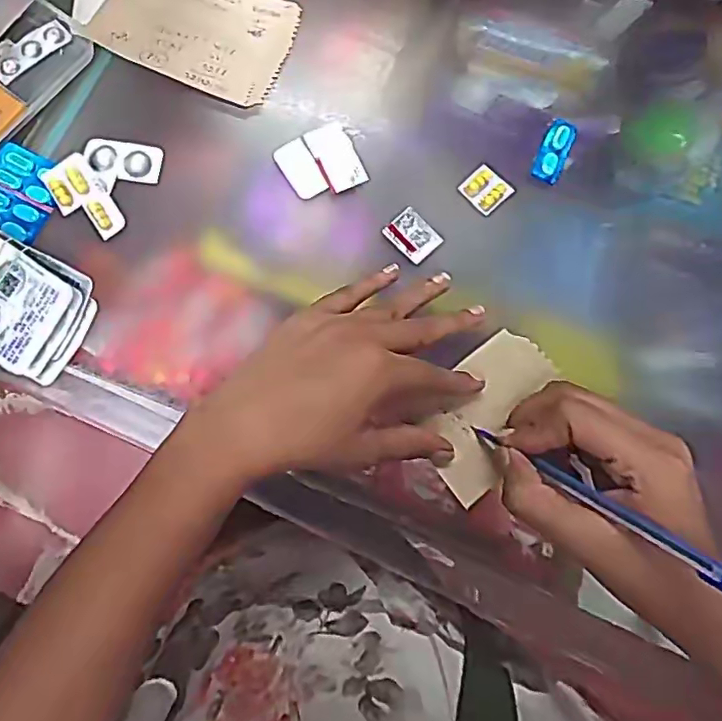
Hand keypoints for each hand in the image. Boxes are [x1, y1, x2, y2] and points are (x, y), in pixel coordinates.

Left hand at [173, 266, 485, 483]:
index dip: (454, 382)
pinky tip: (386, 273)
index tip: (476, 383)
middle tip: (479, 312)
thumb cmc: (302, 441)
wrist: (242, 422)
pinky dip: (368, 283)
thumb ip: (404, 442)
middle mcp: (364, 339)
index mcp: (380, 372)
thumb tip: (444, 446)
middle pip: (416, 329)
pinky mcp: (309, 317)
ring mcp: (335, 323)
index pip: (428, 376)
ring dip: (416, 294)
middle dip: (450, 322)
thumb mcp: (358, 447)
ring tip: (443, 280)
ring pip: (385, 305)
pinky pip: (346, 295)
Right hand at [493, 383, 717, 576]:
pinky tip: (554, 468)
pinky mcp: (642, 448)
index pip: (572, 412)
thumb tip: (505, 457)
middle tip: (510, 453)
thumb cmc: (652, 582)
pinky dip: (558, 436)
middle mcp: (654, 436)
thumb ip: (536, 500)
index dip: (531, 428)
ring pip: (577, 405)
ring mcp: (651, 439)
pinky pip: (586, 422)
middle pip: (573, 398)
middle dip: (532, 419)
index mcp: (650, 458)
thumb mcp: (587, 546)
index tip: (505, 454)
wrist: (703, 606)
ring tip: (529, 462)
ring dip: (543, 426)